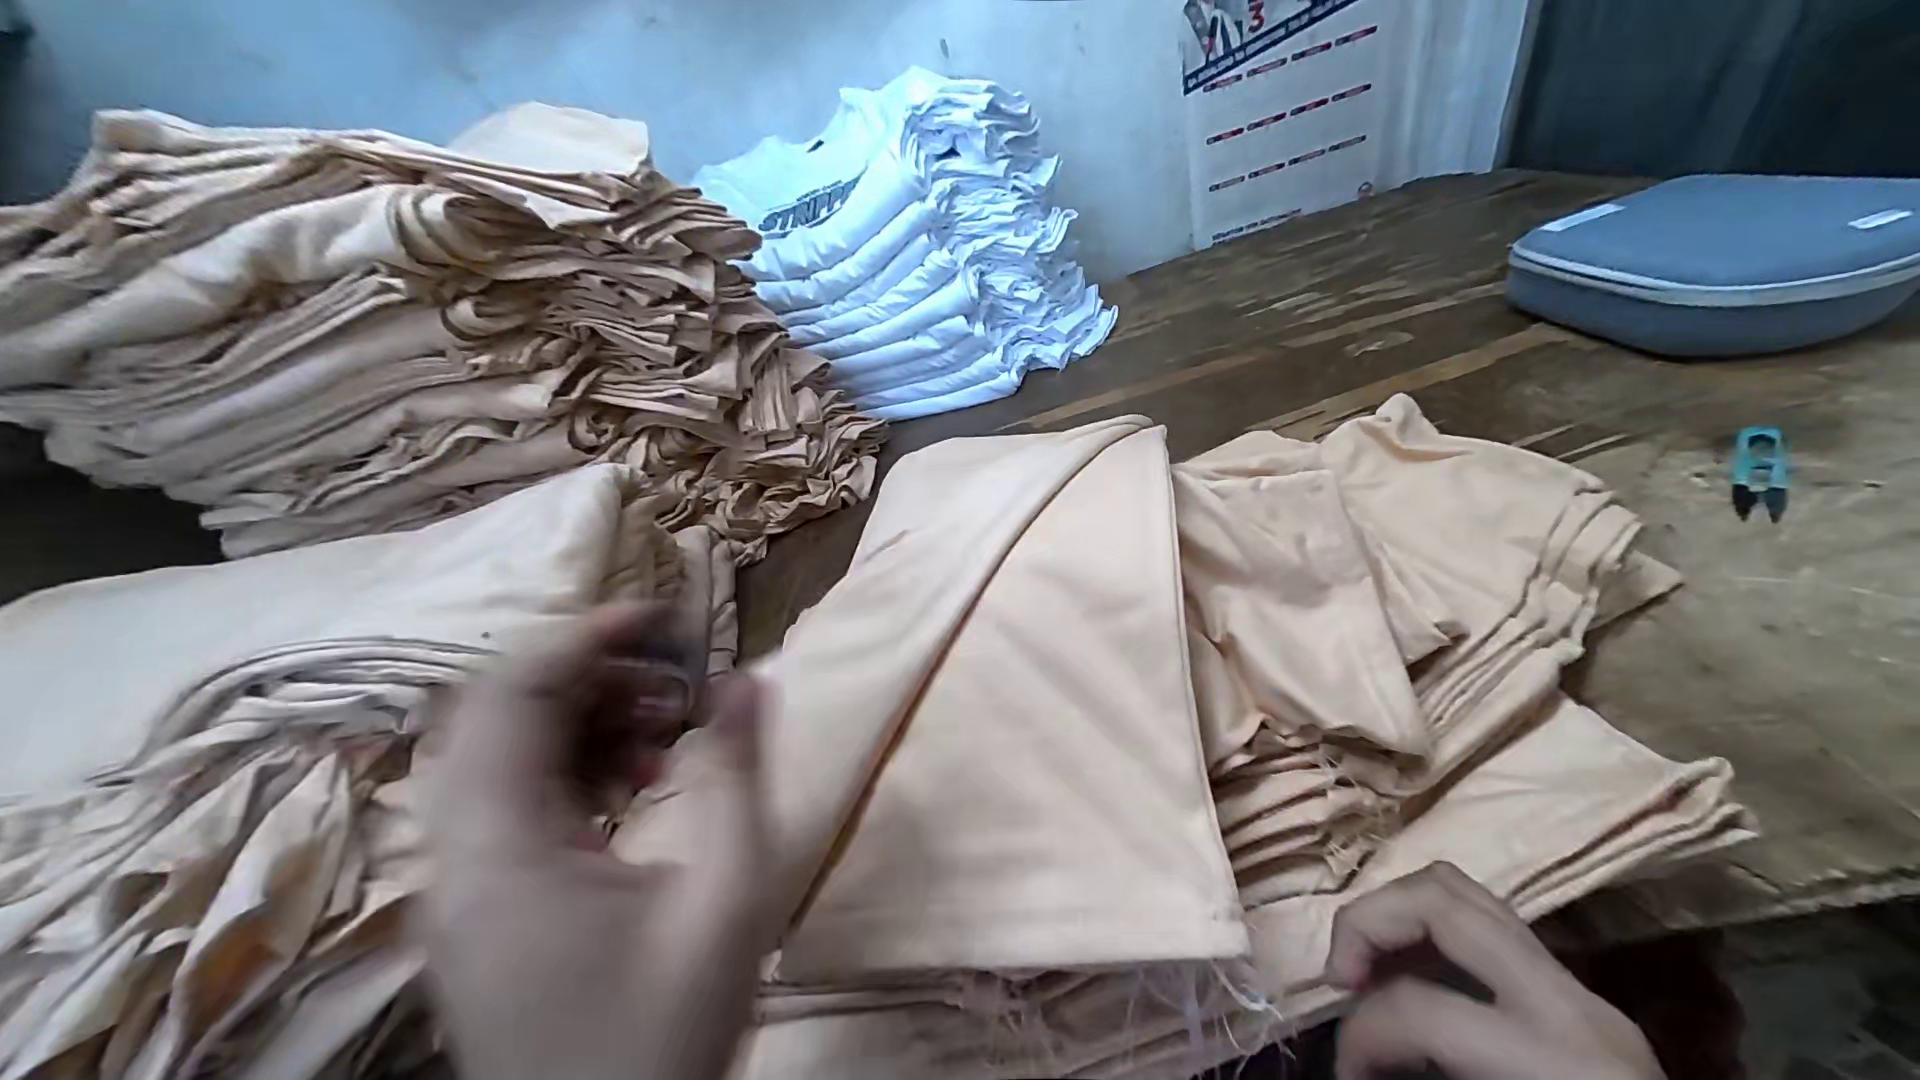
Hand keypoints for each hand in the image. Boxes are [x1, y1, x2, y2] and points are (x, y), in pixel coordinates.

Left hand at [421, 604, 768, 1079]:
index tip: (665, 616)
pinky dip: (582, 760)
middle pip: (501, 712)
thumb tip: (751, 678)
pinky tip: (644, 779)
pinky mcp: (491, 897)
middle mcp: (461, 856)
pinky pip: (521, 793)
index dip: (588, 635)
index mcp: (503, 852)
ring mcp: (468, 880)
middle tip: (676, 675)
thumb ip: (738, 775)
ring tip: (670, 728)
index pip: (514, 695)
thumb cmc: (668, 1032)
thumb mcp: (728, 897)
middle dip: (595, 671)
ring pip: (508, 749)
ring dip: (590, 714)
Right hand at [1326, 862, 1662, 1079]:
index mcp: (1560, 1059)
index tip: (1344, 1068)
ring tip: (1366, 963)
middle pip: (1438, 899)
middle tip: (1340, 974)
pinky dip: (1425, 929)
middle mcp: (1573, 1004)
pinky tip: (1409, 969)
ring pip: (1458, 888)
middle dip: (1365, 923)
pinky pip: (1482, 922)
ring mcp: (1581, 991)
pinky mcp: (1579, 995)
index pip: (1419, 1008)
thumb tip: (1350, 1051)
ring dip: (1393, 914)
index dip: (1359, 1034)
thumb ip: (1418, 1067)